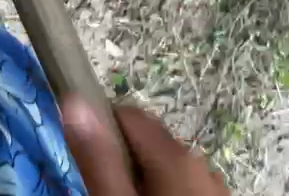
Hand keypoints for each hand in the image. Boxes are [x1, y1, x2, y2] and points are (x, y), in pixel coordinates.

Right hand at [61, 97, 228, 195]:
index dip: (101, 130)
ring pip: (166, 168)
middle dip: (123, 159)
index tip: (89, 164)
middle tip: (107, 192)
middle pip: (147, 141)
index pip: (126, 113)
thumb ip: (97, 156)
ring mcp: (215, 189)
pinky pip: (184, 188)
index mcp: (174, 155)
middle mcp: (201, 163)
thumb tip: (74, 102)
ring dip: (144, 181)